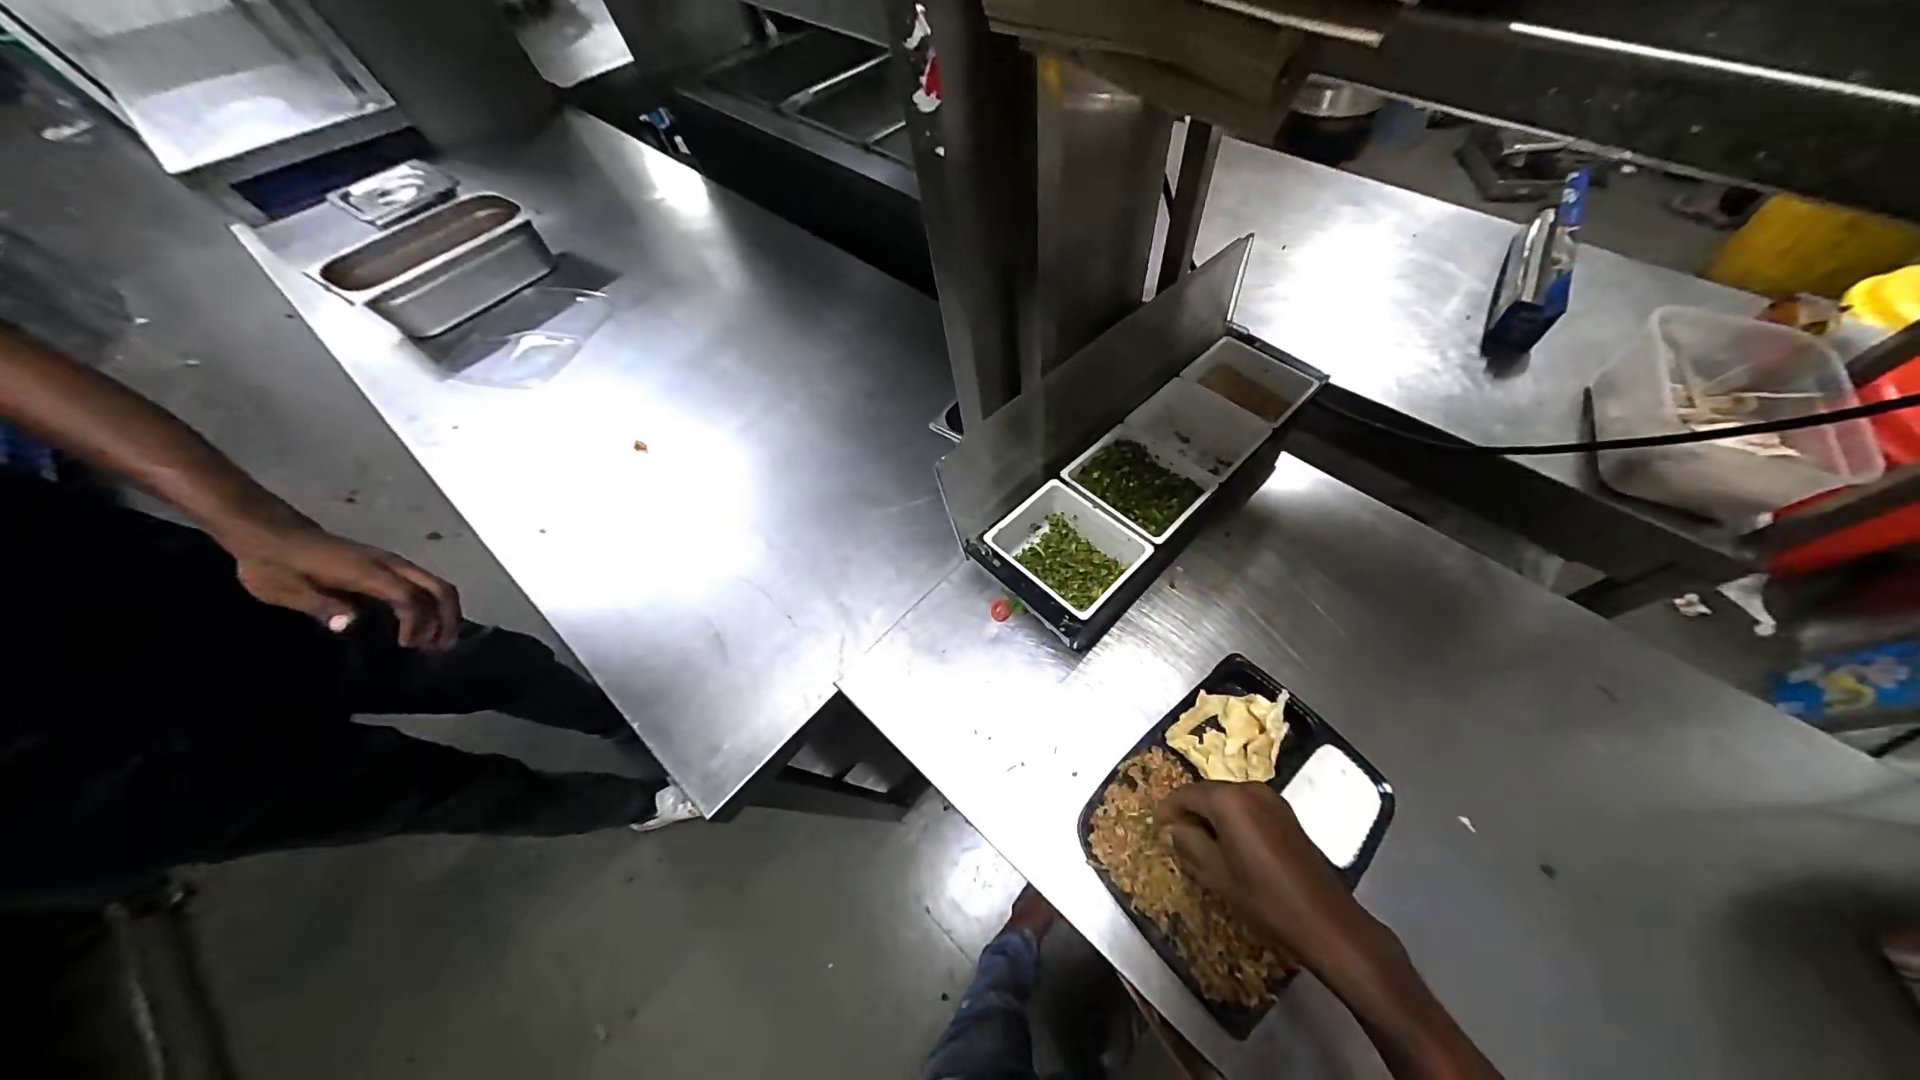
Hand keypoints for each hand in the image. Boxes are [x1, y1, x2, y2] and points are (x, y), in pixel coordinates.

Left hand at [225, 524, 460, 649]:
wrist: (272, 535)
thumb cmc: (274, 565)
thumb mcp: (285, 589)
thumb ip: (321, 605)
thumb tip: (349, 624)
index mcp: (366, 571)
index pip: (409, 596)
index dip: (416, 622)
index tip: (407, 645)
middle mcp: (390, 565)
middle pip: (439, 588)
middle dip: (447, 618)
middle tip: (440, 648)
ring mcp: (393, 565)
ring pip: (438, 586)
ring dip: (445, 613)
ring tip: (437, 641)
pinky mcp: (390, 568)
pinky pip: (426, 586)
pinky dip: (435, 606)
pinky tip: (423, 624)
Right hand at [1160, 782, 1505, 1079]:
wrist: (1328, 923)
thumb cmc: (1265, 899)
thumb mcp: (1216, 875)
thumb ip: (1189, 845)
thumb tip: (1172, 829)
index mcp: (1229, 800)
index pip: (1187, 794)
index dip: (1169, 809)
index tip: (1158, 826)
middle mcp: (1250, 790)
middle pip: (1209, 793)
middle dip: (1191, 811)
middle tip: (1176, 836)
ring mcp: (1273, 800)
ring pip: (1229, 800)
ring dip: (1213, 816)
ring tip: (1202, 843)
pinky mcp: (1287, 815)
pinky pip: (1249, 808)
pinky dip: (1234, 820)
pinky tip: (1231, 846)